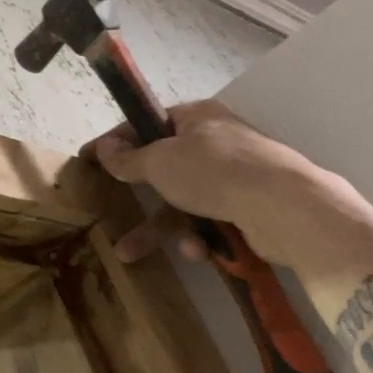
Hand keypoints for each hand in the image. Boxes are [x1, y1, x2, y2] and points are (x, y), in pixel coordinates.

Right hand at [88, 100, 359, 271]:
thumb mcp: (159, 161)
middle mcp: (216, 142)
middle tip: (110, 207)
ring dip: (161, 228)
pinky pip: (209, 221)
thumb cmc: (214, 172)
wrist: (285, 208)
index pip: (148, 122)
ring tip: (129, 255)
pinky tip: (197, 250)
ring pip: (184, 201)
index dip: (115, 141)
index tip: (87, 158)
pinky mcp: (248, 208)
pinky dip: (198, 237)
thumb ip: (128, 158)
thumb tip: (104, 148)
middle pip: (165, 166)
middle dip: (138, 195)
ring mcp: (235, 176)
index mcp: (197, 117)